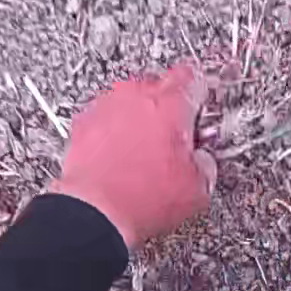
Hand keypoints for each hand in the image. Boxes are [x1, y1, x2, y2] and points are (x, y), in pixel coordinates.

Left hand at [49, 62, 217, 248]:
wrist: (96, 212)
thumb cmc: (142, 198)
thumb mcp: (197, 190)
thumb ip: (206, 164)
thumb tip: (204, 161)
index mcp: (170, 104)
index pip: (193, 78)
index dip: (202, 94)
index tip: (203, 109)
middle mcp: (135, 95)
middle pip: (160, 89)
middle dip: (171, 113)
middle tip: (178, 145)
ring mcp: (106, 106)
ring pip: (132, 104)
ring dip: (142, 124)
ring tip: (147, 159)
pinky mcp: (84, 123)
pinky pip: (108, 121)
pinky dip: (116, 136)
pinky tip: (123, 163)